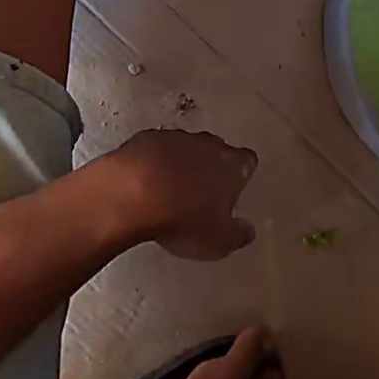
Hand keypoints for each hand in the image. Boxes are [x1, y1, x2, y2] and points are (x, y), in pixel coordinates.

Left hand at [102, 129, 258, 259]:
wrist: (132, 194)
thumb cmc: (183, 218)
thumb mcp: (218, 241)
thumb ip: (237, 234)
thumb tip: (246, 231)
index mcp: (231, 165)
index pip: (247, 162)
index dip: (241, 176)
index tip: (233, 190)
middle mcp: (206, 144)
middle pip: (214, 150)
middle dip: (208, 168)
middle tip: (199, 195)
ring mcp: (173, 137)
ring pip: (183, 147)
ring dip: (178, 164)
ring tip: (167, 192)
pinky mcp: (144, 138)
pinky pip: (154, 149)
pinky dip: (152, 162)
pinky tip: (143, 183)